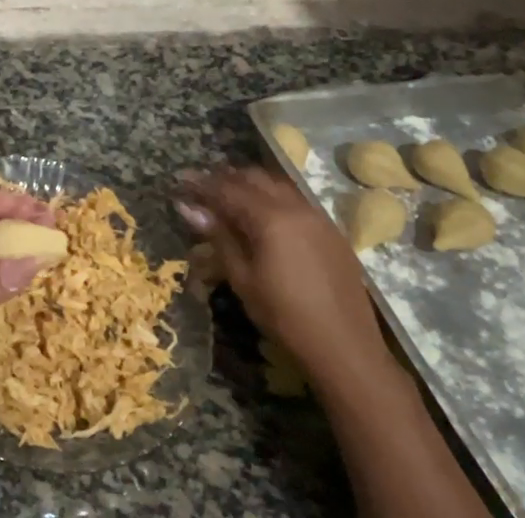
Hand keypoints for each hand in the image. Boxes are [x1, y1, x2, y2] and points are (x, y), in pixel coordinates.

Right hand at [174, 169, 386, 379]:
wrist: (345, 347)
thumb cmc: (284, 316)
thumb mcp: (242, 278)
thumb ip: (219, 237)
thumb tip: (189, 208)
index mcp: (271, 218)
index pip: (227, 189)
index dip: (201, 183)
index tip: (180, 180)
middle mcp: (296, 208)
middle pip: (255, 178)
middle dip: (226, 178)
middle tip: (202, 187)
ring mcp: (318, 218)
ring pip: (278, 186)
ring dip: (250, 185)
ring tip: (229, 197)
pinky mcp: (332, 232)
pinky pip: (296, 201)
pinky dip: (273, 199)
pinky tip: (264, 216)